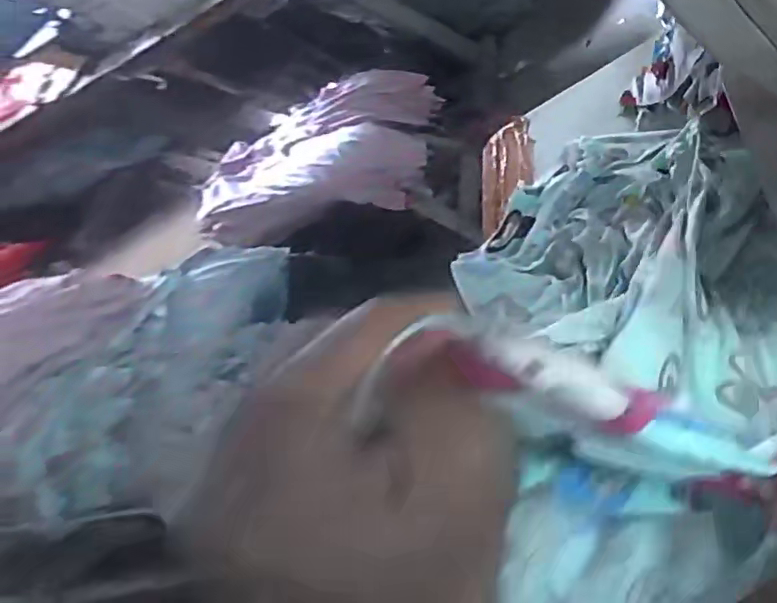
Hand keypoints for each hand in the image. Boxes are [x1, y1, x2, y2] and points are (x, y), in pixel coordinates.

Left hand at [178, 295, 514, 602]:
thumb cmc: (438, 558)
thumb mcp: (469, 466)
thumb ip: (445, 389)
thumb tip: (433, 331)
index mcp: (283, 461)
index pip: (343, 337)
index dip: (418, 309)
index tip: (473, 318)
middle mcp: (222, 470)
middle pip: (301, 348)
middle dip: (385, 329)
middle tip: (447, 342)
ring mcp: (211, 490)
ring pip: (284, 374)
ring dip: (358, 356)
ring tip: (416, 372)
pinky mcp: (222, 504)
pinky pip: (275, 411)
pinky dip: (333, 389)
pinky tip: (375, 411)